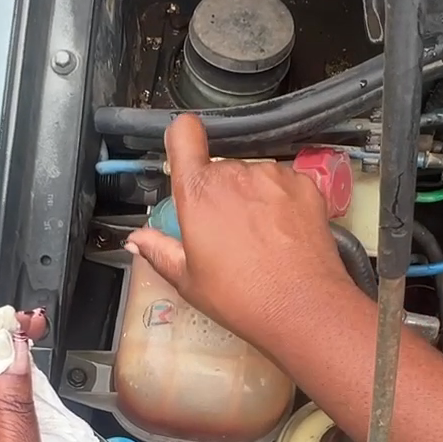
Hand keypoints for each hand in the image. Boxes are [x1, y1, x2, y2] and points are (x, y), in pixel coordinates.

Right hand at [123, 114, 357, 352]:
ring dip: (251, 198)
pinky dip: (281, 202)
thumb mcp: (188, 281)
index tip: (185, 158)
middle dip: (219, 193)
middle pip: (219, 168)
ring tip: (259, 238)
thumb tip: (137, 239)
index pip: (183, 134)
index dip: (181, 140)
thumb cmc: (239, 297)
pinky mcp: (305, 184)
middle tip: (227, 233)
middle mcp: (235, 173)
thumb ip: (159, 252)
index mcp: (198, 192)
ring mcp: (274, 175)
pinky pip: (284, 184)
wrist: (303, 308)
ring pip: (253, 177)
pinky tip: (283, 235)